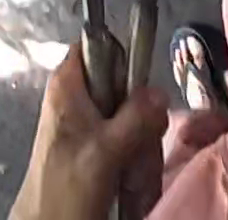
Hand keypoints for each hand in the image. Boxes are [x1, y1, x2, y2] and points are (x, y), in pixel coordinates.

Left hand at [9, 42, 167, 219]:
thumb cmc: (67, 184)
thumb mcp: (105, 150)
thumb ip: (135, 118)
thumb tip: (161, 90)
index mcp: (67, 81)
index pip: (96, 44)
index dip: (120, 57)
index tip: (139, 86)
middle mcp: (72, 93)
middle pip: (117, 82)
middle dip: (136, 111)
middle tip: (142, 139)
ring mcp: (80, 120)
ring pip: (123, 113)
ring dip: (137, 140)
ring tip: (133, 167)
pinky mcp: (88, 145)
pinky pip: (119, 138)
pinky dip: (130, 156)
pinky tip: (130, 180)